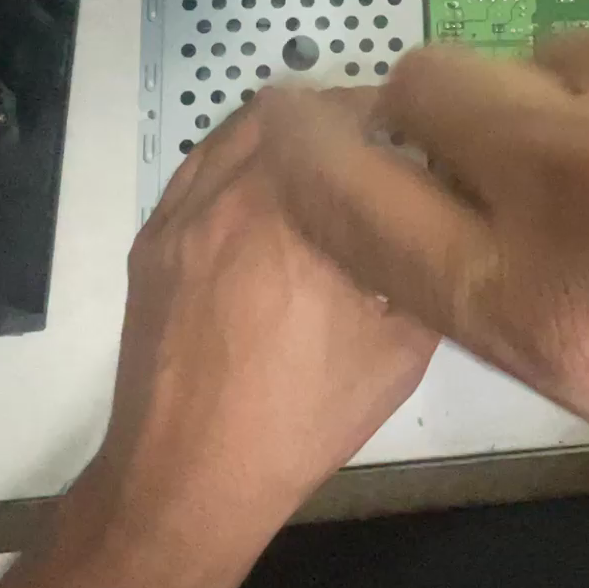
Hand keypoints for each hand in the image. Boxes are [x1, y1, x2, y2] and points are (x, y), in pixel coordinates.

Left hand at [72, 94, 437, 548]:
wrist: (188, 478)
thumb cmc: (302, 419)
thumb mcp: (401, 353)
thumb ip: (424, 271)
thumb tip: (434, 225)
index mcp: (294, 220)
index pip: (349, 128)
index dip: (390, 119)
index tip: (416, 137)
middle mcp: (230, 197)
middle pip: (290, 109)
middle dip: (342, 112)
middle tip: (378, 140)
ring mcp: (181, 213)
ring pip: (238, 127)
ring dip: (290, 125)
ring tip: (328, 157)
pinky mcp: (154, 236)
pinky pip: (202, 162)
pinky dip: (244, 153)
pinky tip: (271, 188)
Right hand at [254, 0, 588, 587]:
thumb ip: (553, 301)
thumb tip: (488, 220)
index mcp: (569, 319)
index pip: (369, 209)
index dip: (320, 166)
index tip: (303, 137)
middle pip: (436, 83)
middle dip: (445, 110)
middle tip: (510, 145)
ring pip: (556, 52)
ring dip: (577, 99)